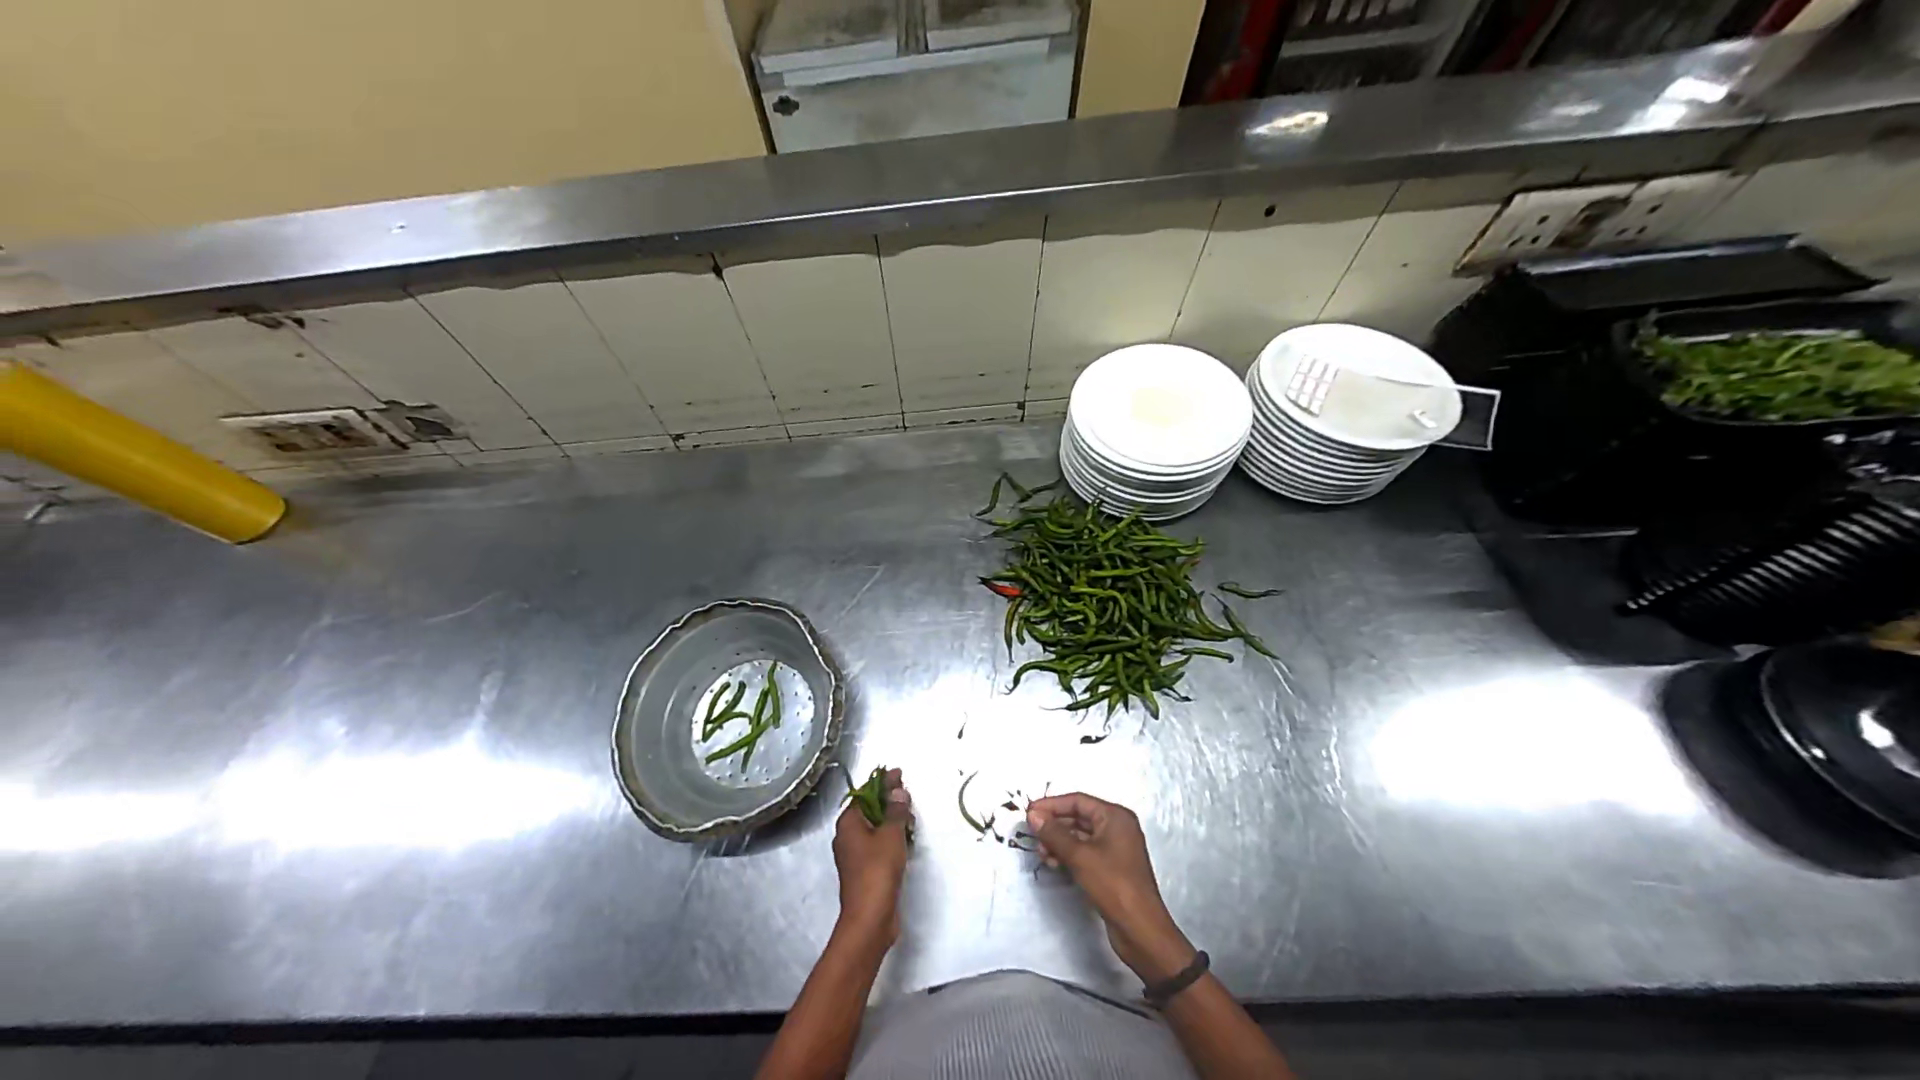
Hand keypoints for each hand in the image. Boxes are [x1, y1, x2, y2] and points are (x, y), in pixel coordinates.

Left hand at [832, 768, 911, 944]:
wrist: (870, 916)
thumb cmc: (878, 870)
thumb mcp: (891, 835)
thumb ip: (896, 811)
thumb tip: (898, 792)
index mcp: (848, 823)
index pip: (865, 793)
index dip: (883, 782)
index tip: (899, 773)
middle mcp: (847, 836)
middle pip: (868, 809)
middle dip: (888, 800)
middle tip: (907, 795)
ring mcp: (854, 854)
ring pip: (873, 827)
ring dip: (891, 819)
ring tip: (909, 815)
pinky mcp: (864, 869)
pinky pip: (877, 843)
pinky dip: (890, 837)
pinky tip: (905, 838)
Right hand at [1028, 793, 1195, 982]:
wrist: (1140, 929)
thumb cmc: (1113, 884)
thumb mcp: (1079, 856)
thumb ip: (1054, 833)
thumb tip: (1033, 815)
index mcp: (1115, 816)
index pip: (1078, 801)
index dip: (1052, 805)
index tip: (1028, 812)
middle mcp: (1117, 827)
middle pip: (1078, 817)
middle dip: (1054, 825)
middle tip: (1032, 834)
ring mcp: (1114, 848)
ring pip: (1079, 836)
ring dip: (1059, 842)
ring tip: (1041, 853)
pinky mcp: (1110, 868)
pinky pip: (1084, 852)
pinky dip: (1068, 855)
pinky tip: (1053, 863)